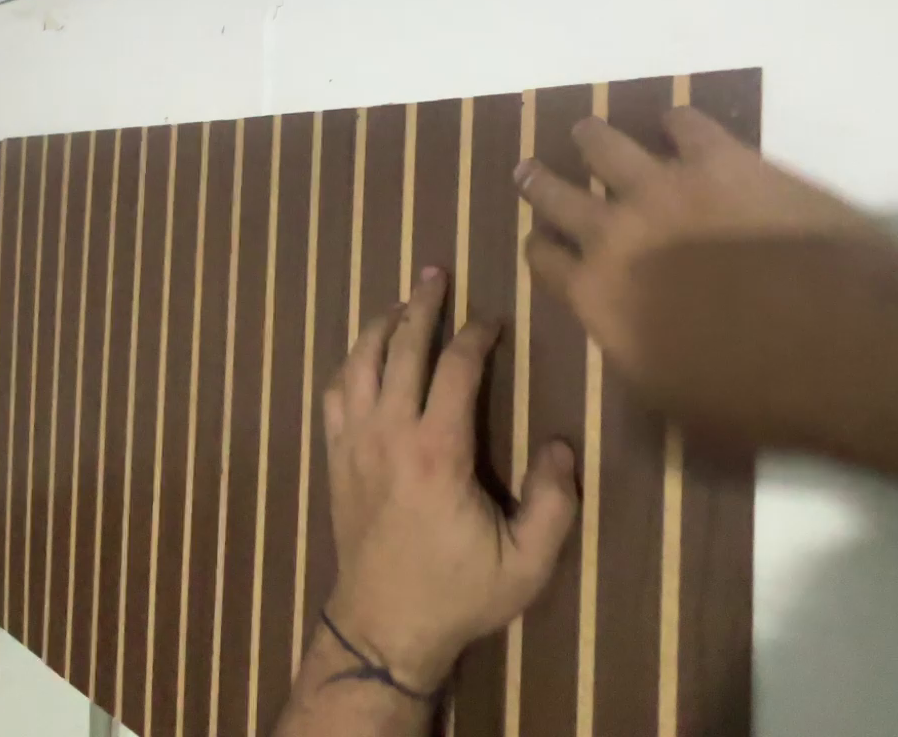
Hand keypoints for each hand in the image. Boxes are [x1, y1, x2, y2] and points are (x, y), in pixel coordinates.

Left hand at [321, 268, 579, 691]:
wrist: (383, 625)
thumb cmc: (457, 592)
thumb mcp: (527, 564)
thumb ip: (553, 503)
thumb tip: (563, 446)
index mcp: (437, 450)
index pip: (456, 369)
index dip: (475, 335)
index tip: (492, 320)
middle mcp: (389, 431)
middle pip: (401, 349)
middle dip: (421, 306)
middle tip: (435, 272)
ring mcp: (353, 440)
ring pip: (359, 362)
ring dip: (379, 325)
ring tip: (399, 302)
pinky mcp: (334, 454)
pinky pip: (333, 393)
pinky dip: (348, 364)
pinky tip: (361, 356)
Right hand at [514, 105, 883, 384]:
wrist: (841, 343)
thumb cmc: (751, 391)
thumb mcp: (666, 394)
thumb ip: (626, 347)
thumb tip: (619, 329)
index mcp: (594, 293)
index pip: (542, 259)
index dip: (537, 248)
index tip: (538, 242)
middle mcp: (613, 233)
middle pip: (555, 196)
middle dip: (537, 183)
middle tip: (527, 169)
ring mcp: (664, 189)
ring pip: (603, 146)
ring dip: (589, 139)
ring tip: (584, 132)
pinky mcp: (721, 161)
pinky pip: (684, 124)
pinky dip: (675, 123)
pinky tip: (675, 125)